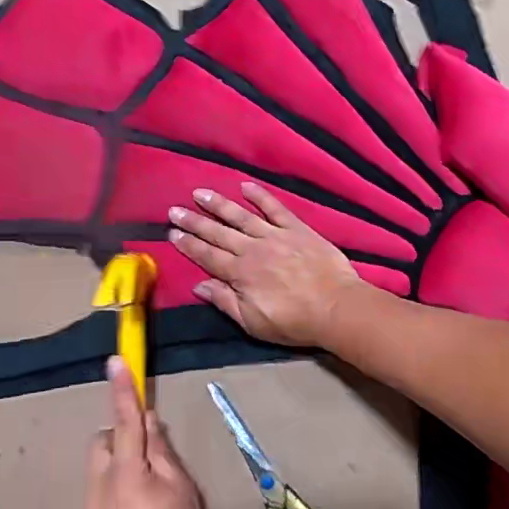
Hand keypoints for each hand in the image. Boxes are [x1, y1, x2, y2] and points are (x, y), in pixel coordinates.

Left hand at [80, 357, 207, 508]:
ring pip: (98, 472)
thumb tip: (148, 422)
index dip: (123, 390)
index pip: (124, 421)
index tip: (116, 361)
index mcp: (127, 473)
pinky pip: (96, 498)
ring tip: (146, 501)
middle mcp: (98, 488)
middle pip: (101, 443)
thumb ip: (162, 453)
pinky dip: (112, 496)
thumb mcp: (182, 492)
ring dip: (117, 470)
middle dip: (120, 440)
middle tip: (150, 460)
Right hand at [167, 182, 363, 346]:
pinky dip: (260, 196)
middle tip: (175, 210)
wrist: (336, 307)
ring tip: (200, 192)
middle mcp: (252, 249)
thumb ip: (225, 302)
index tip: (172, 233)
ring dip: (218, 204)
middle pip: (218, 232)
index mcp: (240, 274)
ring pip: (240, 216)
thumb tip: (199, 286)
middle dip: (194, 221)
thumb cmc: (294, 321)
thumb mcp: (253, 322)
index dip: (189, 244)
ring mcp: (275, 236)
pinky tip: (246, 186)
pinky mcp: (296, 229)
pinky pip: (275, 208)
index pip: (207, 256)